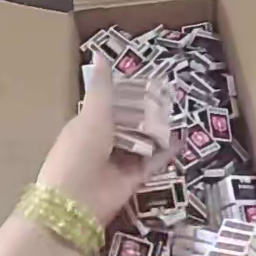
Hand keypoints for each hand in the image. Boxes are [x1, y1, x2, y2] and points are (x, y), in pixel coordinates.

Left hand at [36, 56, 172, 223]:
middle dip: (144, 115)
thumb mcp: (92, 115)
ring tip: (177, 117)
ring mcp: (115, 164)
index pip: (107, 107)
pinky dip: (164, 154)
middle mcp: (99, 144)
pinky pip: (150, 165)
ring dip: (154, 134)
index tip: (147, 84)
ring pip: (139, 144)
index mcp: (85, 126)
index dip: (125, 96)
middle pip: (125, 125)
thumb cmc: (80, 151)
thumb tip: (99, 53)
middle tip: (169, 99)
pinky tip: (180, 142)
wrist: (76, 202)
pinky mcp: (130, 182)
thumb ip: (101, 88)